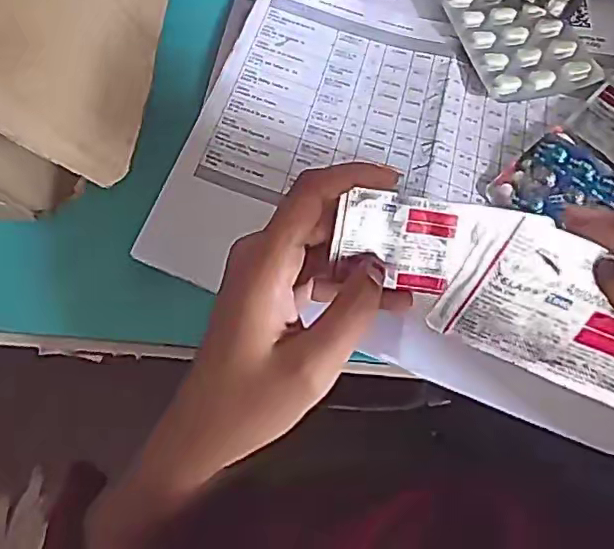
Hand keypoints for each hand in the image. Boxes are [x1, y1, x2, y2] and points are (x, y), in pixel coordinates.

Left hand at [87, 163, 412, 547]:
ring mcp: (265, 268)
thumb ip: (352, 313)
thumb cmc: (246, 406)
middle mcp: (262, 253)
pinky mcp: (271, 285)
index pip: (309, 194)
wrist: (201, 435)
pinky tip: (382, 296)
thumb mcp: (311, 367)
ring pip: (322, 240)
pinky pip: (315, 266)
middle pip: (320, 215)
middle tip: (411, 233)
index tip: (392, 181)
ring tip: (406, 268)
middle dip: (369, 219)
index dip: (352, 177)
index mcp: (264, 262)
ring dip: (363, 252)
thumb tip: (379, 269)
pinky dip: (347, 276)